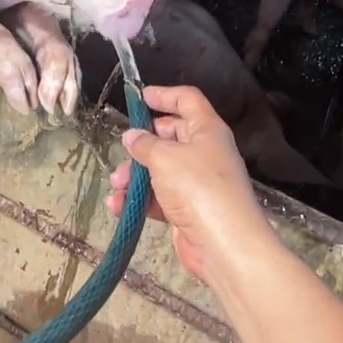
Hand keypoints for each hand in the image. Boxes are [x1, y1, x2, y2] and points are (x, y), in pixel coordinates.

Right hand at [104, 85, 271, 281]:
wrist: (225, 247)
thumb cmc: (197, 188)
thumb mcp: (164, 156)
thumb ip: (143, 143)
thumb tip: (132, 137)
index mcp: (206, 130)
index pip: (187, 100)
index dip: (164, 95)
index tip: (139, 97)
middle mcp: (204, 153)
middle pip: (169, 137)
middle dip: (141, 144)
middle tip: (124, 149)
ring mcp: (196, 184)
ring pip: (159, 169)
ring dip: (134, 176)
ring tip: (117, 186)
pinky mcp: (188, 211)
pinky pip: (158, 198)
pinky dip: (139, 200)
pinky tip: (119, 207)